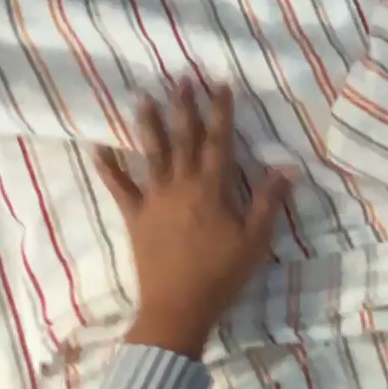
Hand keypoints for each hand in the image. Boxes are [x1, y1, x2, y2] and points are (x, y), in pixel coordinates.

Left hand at [93, 78, 290, 358]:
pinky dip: (108, 168)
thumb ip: (269, 201)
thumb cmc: (222, 275)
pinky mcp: (135, 217)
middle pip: (184, 138)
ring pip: (152, 154)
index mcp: (213, 189)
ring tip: (143, 97)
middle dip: (184, 106)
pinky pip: (119, 188)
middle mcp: (182, 185)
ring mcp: (155, 199)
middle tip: (181, 78)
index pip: (219, 141)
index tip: (221, 84)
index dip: (221, 111)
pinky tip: (98, 149)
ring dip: (148, 124)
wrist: (177, 310)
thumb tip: (289, 167)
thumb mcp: (255, 240)